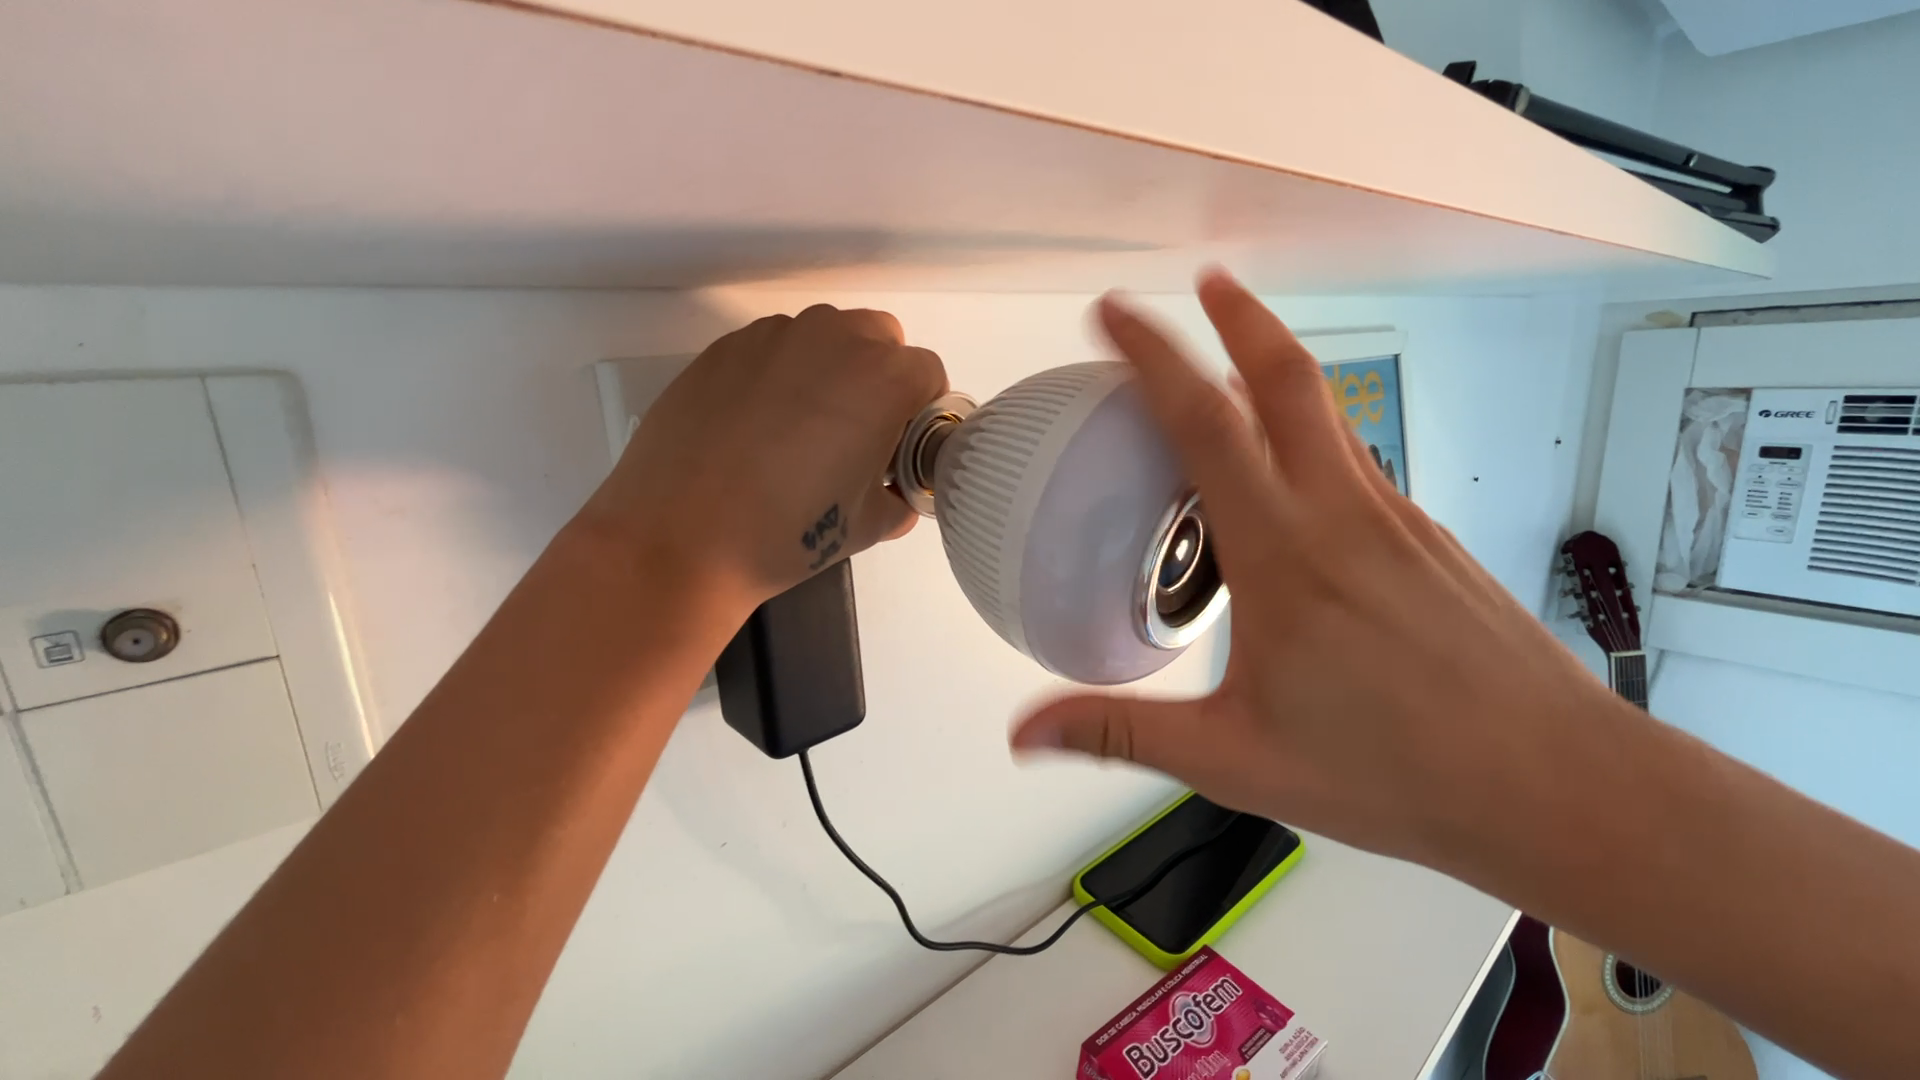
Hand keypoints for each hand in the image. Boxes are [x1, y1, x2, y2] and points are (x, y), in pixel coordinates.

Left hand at [579, 305, 946, 617]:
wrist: (680, 537)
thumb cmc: (788, 534)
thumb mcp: (867, 528)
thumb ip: (897, 501)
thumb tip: (895, 496)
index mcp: (881, 379)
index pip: (927, 373)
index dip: (919, 411)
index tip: (897, 446)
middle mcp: (832, 339)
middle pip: (879, 339)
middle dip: (879, 378)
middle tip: (854, 434)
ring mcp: (773, 337)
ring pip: (824, 336)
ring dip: (829, 370)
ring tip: (798, 431)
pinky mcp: (723, 348)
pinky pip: (773, 349)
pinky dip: (779, 374)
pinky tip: (753, 428)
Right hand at [1010, 270, 1626, 864]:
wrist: (1559, 786)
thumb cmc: (1395, 773)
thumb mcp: (1235, 760)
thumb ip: (1120, 733)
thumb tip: (1025, 731)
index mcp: (1283, 556)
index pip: (1206, 425)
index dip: (1153, 355)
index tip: (1115, 313)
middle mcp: (1342, 515)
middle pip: (1287, 379)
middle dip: (1238, 316)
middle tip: (1203, 280)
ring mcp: (1396, 519)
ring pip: (1330, 413)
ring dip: (1279, 364)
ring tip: (1237, 353)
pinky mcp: (1429, 540)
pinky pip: (1358, 461)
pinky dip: (1313, 432)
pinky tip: (1297, 472)